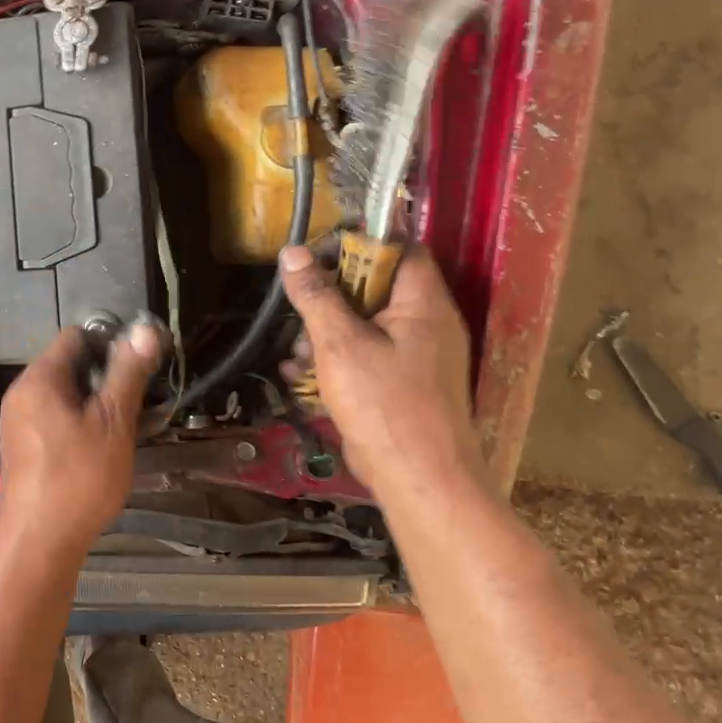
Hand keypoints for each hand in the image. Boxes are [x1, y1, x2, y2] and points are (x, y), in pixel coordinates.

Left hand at [0, 322, 165, 553]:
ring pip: (62, 396)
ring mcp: (17, 420)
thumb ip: (127, 374)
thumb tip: (144, 330)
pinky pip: (53, 419)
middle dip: (104, 379)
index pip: (75, 336)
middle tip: (136, 405)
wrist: (38, 540)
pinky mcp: (21, 446)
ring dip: (94, 406)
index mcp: (38, 378)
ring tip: (122, 431)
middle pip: (68, 365)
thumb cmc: (78, 478)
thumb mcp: (113, 422)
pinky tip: (99, 451)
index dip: (110, 345)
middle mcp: (21, 392)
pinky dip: (77, 426)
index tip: (138, 369)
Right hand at [277, 243, 483, 503]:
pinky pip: (365, 356)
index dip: (361, 243)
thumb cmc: (383, 402)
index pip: (402, 250)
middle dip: (330, 296)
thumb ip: (316, 295)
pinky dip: (334, 360)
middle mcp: (428, 325)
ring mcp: (417, 357)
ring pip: (365, 324)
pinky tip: (300, 375)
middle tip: (299, 308)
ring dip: (325, 333)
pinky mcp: (402, 385)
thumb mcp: (340, 342)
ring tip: (296, 354)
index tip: (318, 253)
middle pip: (376, 288)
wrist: (420, 479)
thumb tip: (293, 252)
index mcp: (424, 305)